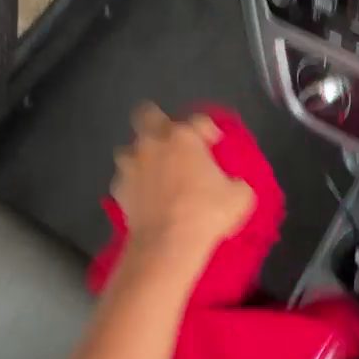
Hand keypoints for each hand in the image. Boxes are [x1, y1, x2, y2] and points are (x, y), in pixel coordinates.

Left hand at [111, 104, 254, 260]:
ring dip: (142, 157)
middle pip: (147, 115)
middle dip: (158, 122)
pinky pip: (126, 180)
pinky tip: (145, 200)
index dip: (208, 130)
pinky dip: (135, 186)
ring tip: (155, 174)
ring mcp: (131, 164)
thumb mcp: (240, 197)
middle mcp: (153, 143)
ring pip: (130, 149)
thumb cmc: (207, 214)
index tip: (215, 143)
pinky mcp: (118, 188)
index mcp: (184, 138)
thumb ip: (236, 183)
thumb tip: (233, 184)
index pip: (198, 120)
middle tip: (172, 141)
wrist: (167, 243)